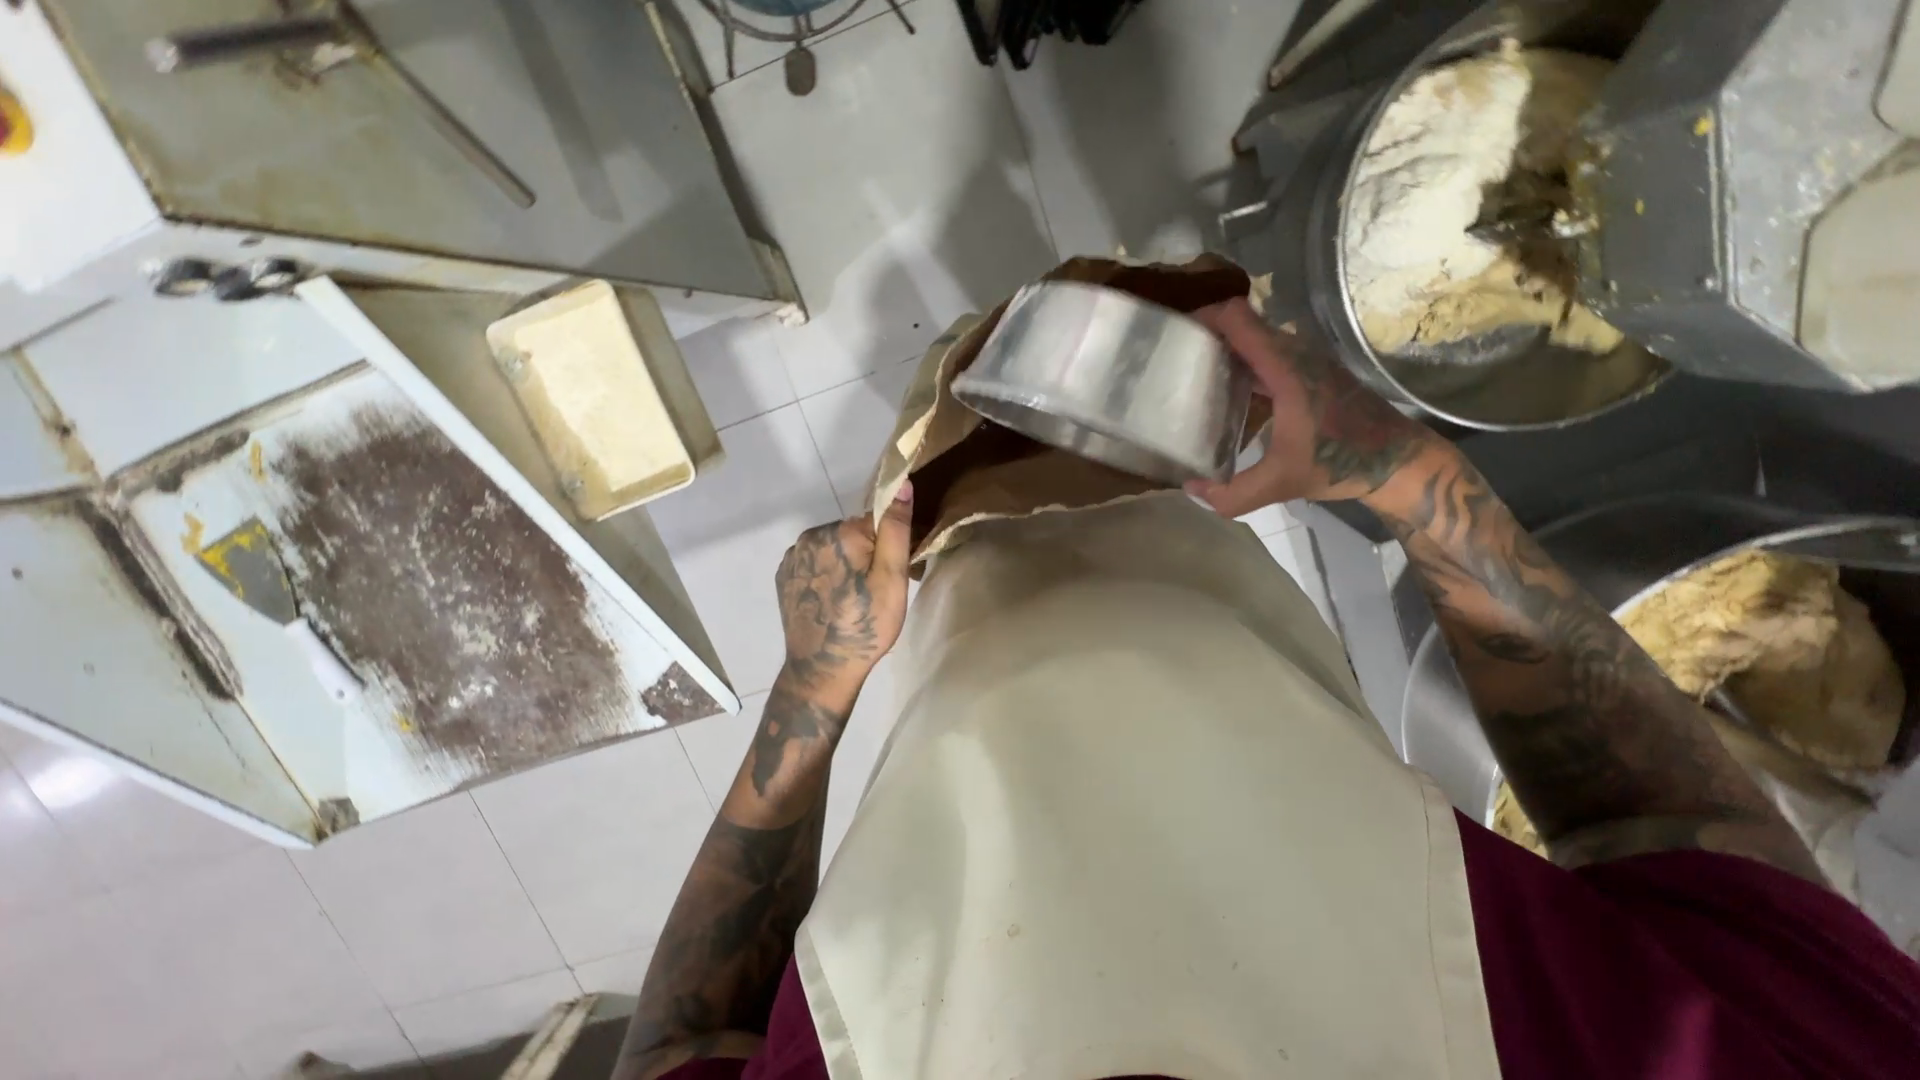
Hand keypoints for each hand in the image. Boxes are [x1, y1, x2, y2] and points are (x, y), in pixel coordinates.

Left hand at [774, 482, 914, 706]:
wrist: (822, 669)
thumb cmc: (865, 626)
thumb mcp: (891, 580)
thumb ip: (896, 530)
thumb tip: (901, 484)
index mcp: (839, 533)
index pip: (876, 522)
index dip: (890, 546)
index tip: (894, 574)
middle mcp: (810, 536)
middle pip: (853, 534)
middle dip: (868, 554)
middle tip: (877, 591)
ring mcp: (793, 557)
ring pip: (833, 548)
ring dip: (846, 564)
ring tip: (855, 599)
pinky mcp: (784, 576)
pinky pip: (814, 563)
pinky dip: (826, 575)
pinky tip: (834, 602)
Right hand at [1183, 298, 1437, 515]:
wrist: (1395, 461)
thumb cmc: (1341, 465)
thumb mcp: (1280, 484)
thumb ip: (1231, 494)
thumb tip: (1190, 488)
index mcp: (1286, 369)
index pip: (1239, 319)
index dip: (1205, 316)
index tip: (1174, 332)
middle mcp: (1296, 354)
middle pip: (1244, 324)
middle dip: (1208, 333)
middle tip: (1174, 358)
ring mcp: (1307, 360)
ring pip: (1257, 337)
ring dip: (1226, 347)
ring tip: (1194, 373)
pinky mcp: (1313, 371)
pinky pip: (1269, 353)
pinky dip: (1244, 361)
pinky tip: (1229, 390)